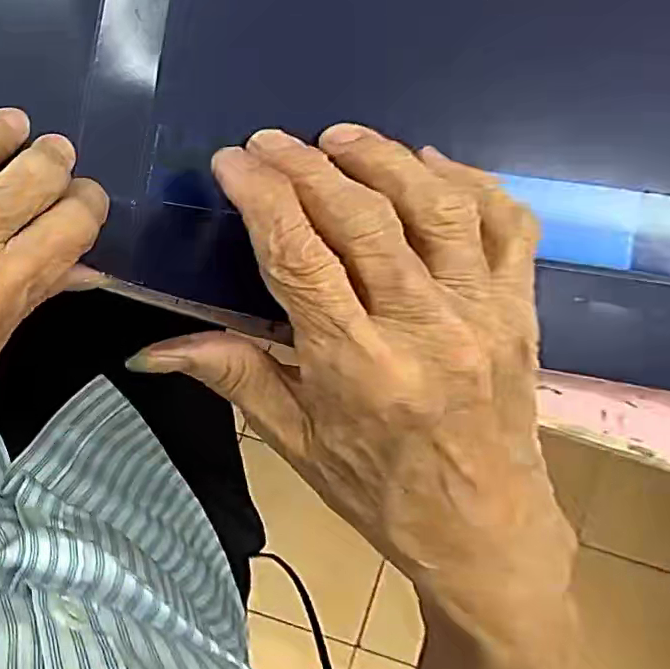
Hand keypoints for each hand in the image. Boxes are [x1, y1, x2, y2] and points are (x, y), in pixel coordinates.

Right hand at [128, 125, 575, 632]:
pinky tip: (425, 162)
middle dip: (307, 168)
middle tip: (266, 141)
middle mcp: (425, 329)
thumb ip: (226, 374)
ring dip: (383, 160)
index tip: (231, 163)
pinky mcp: (524, 311)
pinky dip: (468, 182)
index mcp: (355, 364)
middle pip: (364, 222)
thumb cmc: (370, 487)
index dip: (263, 200)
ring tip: (336, 135)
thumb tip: (145, 352)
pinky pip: (508, 227)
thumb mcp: (287, 436)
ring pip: (438, 210)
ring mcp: (485, 314)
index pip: (300, 259)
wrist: (488, 533)